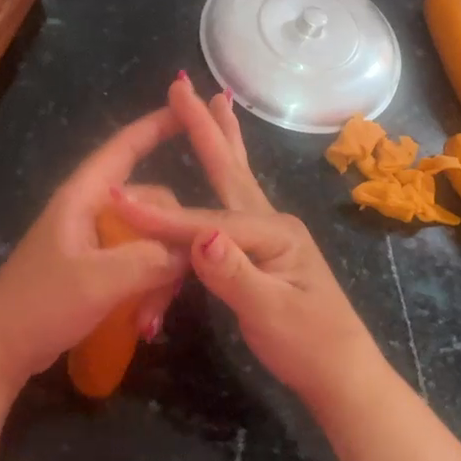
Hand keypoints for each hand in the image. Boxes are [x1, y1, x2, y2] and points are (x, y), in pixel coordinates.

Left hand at [0, 108, 188, 382]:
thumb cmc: (39, 304)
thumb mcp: (99, 281)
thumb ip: (149, 260)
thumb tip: (192, 248)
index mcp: (84, 198)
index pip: (124, 148)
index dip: (156, 125)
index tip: (190, 107)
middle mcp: (91, 212)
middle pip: (151, 206)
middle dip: (171, 243)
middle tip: (178, 287)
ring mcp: (93, 243)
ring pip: (149, 242)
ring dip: (160, 278)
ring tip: (152, 320)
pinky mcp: (95, 271)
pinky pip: (137, 267)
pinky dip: (147, 291)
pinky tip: (146, 323)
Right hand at [112, 78, 379, 405]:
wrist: (344, 375)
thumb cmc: (310, 347)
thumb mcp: (271, 315)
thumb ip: (235, 276)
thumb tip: (199, 238)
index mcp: (273, 234)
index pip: (204, 223)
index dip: (160, 216)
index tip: (117, 200)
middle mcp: (273, 223)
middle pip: (229, 169)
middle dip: (203, 127)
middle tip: (182, 85)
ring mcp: (271, 234)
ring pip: (235, 178)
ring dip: (220, 139)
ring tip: (212, 104)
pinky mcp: (265, 249)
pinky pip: (234, 201)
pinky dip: (226, 170)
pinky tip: (223, 165)